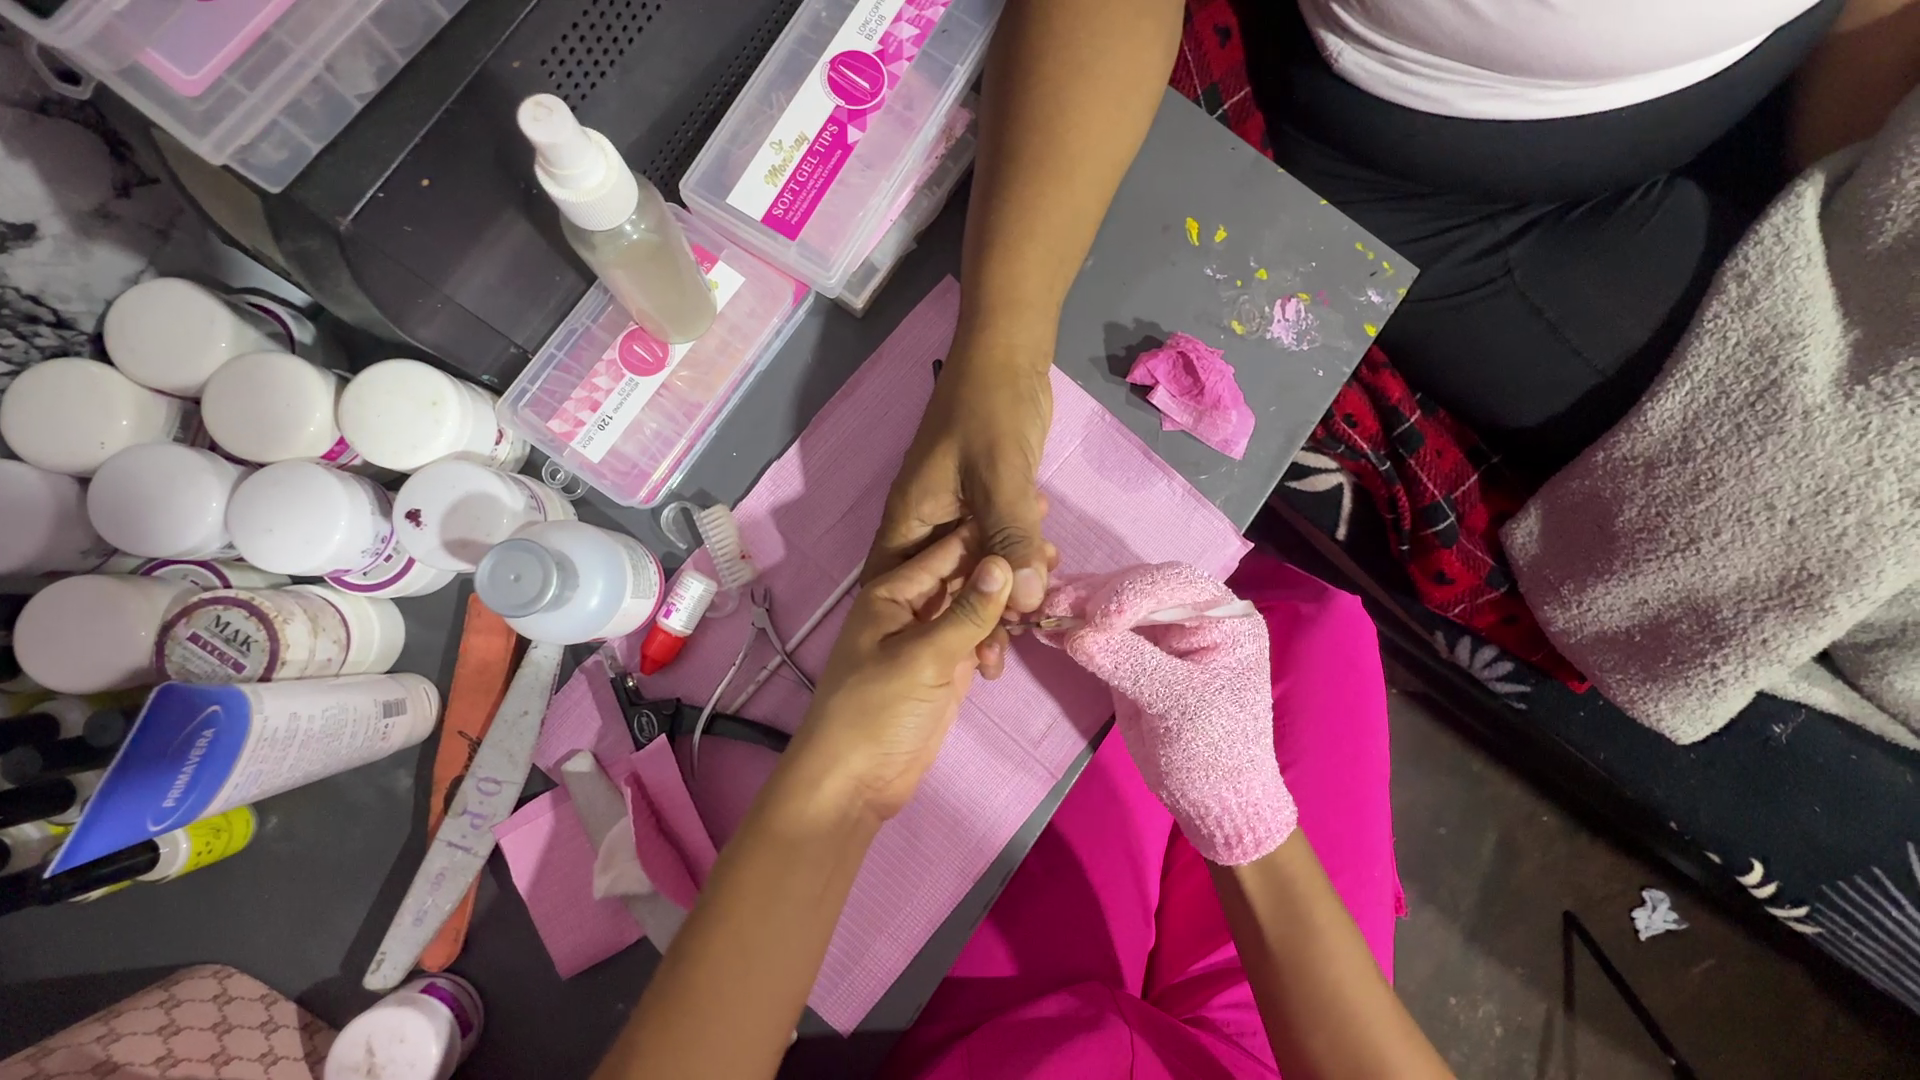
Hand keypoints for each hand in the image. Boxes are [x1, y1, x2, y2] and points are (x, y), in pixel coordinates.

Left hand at [789, 526, 1013, 820]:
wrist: (854, 783)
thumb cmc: (876, 710)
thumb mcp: (923, 656)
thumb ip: (967, 611)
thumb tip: (1005, 562)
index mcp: (893, 592)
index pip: (948, 550)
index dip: (991, 532)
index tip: (1036, 515)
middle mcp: (911, 608)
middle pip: (965, 577)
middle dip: (1005, 570)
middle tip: (1053, 558)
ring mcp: (928, 640)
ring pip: (975, 611)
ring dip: (1002, 612)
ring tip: (1037, 610)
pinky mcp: (943, 671)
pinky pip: (975, 643)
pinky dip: (991, 647)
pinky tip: (999, 663)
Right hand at [868, 342, 1054, 678]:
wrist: (1008, 354)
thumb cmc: (989, 410)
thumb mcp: (999, 475)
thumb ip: (1011, 538)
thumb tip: (1025, 605)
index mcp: (910, 519)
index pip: (896, 586)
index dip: (918, 627)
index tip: (950, 661)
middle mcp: (927, 522)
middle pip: (939, 584)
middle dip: (969, 618)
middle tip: (1002, 656)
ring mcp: (957, 511)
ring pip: (972, 565)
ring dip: (999, 590)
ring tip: (1032, 620)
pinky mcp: (984, 500)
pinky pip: (995, 542)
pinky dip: (1015, 560)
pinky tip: (1043, 575)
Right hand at [1045, 562, 1295, 864]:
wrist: (1208, 797)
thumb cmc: (1213, 752)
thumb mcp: (1179, 706)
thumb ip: (1130, 664)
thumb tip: (1077, 634)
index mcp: (1223, 617)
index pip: (1175, 585)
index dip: (1133, 591)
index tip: (1098, 616)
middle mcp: (1192, 613)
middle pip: (1137, 587)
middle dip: (1095, 595)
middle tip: (1055, 607)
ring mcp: (1158, 630)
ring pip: (1112, 603)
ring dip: (1076, 606)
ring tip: (1042, 613)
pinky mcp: (1130, 649)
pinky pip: (1098, 630)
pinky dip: (1072, 627)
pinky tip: (1045, 627)